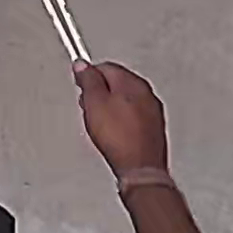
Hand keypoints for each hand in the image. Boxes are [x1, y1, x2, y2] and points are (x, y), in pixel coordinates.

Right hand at [72, 60, 168, 175]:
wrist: (139, 166)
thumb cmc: (119, 136)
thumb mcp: (93, 102)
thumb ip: (87, 80)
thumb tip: (82, 65)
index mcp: (132, 82)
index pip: (106, 66)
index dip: (88, 74)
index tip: (80, 83)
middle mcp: (146, 93)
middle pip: (116, 81)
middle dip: (99, 90)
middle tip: (88, 104)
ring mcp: (152, 109)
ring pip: (123, 97)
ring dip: (109, 104)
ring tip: (99, 120)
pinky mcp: (153, 125)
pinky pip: (132, 112)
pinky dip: (120, 117)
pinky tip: (112, 130)